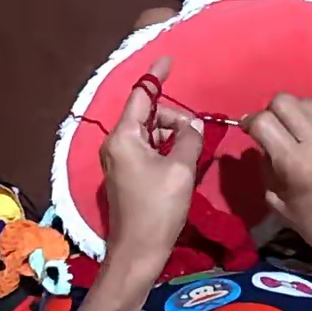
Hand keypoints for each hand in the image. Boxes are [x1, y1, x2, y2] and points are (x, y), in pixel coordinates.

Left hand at [100, 57, 201, 266]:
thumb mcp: (181, 169)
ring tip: (192, 150)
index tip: (168, 59)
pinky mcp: (126, 175)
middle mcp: (116, 144)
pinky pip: (147, 150)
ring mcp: (119, 160)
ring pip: (149, 133)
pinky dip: (165, 149)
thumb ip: (189, 138)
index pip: (140, 95)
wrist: (139, 250)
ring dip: (171, 135)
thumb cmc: (158, 208)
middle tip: (196, 134)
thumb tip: (193, 125)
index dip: (156, 76)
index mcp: (123, 137)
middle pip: (147, 115)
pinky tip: (182, 160)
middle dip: (172, 117)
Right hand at [244, 94, 311, 278]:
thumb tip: (258, 136)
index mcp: (298, 165)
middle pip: (284, 101)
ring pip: (307, 103)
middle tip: (274, 130)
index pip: (263, 121)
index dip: (250, 122)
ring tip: (299, 135)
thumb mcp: (276, 199)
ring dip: (296, 115)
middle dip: (272, 112)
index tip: (250, 130)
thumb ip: (265, 162)